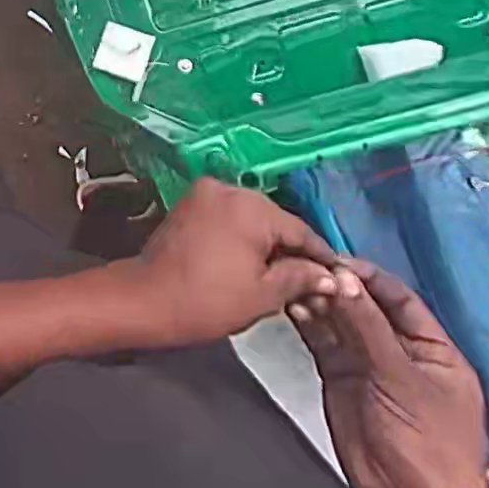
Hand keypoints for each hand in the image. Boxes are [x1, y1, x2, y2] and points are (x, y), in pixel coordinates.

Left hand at [111, 178, 340, 346]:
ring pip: (251, 216)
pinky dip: (243, 234)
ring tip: (284, 276)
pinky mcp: (190, 202)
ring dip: (267, 242)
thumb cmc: (210, 299)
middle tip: (312, 284)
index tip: (338, 280)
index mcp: (250, 207)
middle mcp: (227, 189)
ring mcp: (205, 192)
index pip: (300, 230)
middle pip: (275, 220)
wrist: (149, 296)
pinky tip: (253, 261)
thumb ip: (300, 278)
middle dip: (293, 250)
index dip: (321, 257)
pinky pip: (228, 214)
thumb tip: (331, 276)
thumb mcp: (264, 294)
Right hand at [291, 260, 488, 487]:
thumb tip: (342, 277)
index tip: (335, 260)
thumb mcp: (402, 379)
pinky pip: (320, 337)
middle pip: (363, 305)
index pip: (399, 299)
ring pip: (337, 318)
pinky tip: (291, 305)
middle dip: (336, 286)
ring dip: (317, 300)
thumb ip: (369, 326)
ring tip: (294, 284)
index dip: (368, 277)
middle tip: (306, 268)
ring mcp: (365, 360)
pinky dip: (305, 320)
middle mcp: (397, 349)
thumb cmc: (425, 442)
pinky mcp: (338, 371)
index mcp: (432, 350)